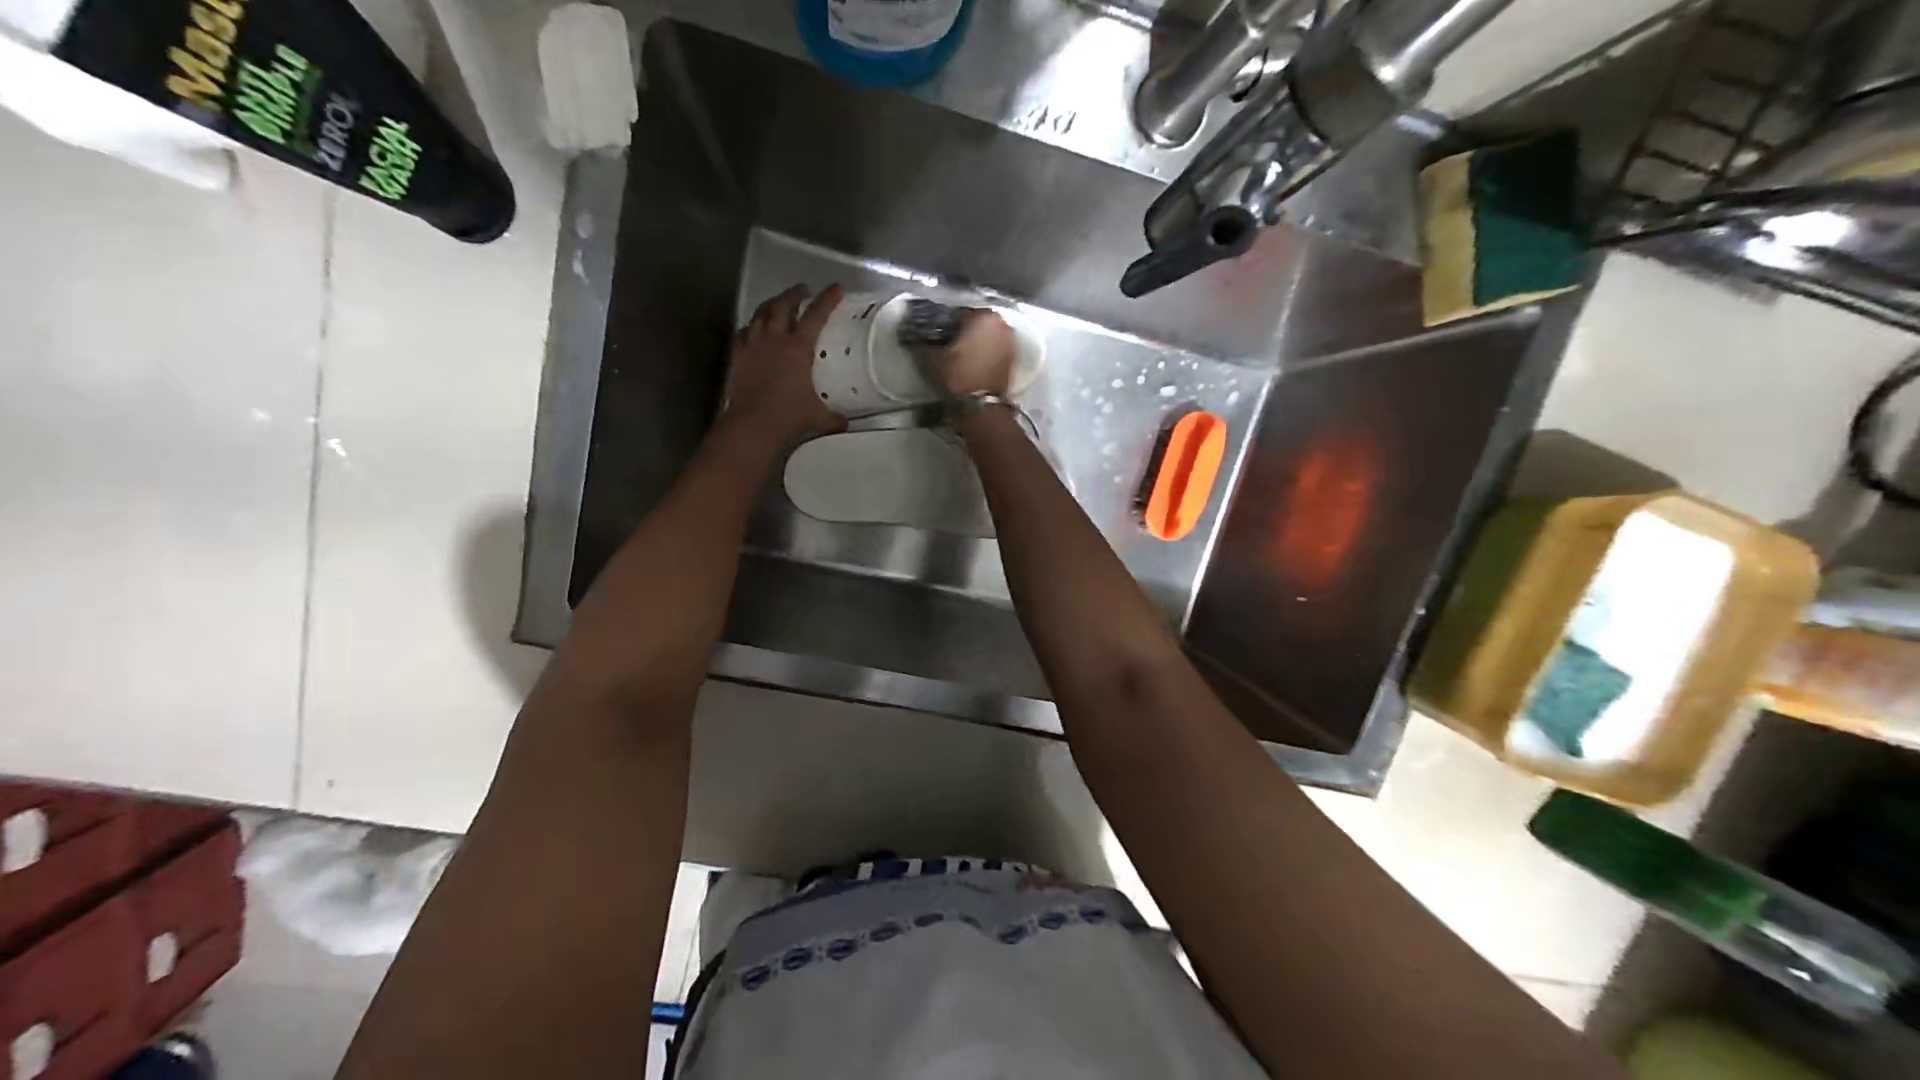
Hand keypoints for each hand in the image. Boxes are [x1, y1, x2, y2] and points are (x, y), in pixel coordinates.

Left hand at [725, 284, 843, 442]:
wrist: (752, 425)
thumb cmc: (789, 417)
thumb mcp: (819, 418)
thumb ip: (834, 417)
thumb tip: (845, 422)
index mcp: (798, 348)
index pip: (816, 316)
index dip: (827, 300)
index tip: (836, 288)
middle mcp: (775, 339)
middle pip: (783, 305)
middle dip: (794, 294)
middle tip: (803, 290)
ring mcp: (753, 345)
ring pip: (761, 313)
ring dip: (771, 304)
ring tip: (778, 303)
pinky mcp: (738, 356)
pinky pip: (744, 332)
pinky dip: (752, 325)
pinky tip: (755, 328)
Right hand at [930, 309, 1016, 397]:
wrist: (982, 404)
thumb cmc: (959, 375)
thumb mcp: (936, 357)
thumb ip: (927, 342)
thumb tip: (919, 336)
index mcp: (983, 316)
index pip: (959, 314)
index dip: (947, 325)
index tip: (940, 336)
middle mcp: (1001, 323)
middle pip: (976, 323)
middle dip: (965, 332)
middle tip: (952, 345)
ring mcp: (1010, 339)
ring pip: (988, 334)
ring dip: (976, 340)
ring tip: (963, 354)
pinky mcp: (1014, 355)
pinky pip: (996, 346)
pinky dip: (986, 350)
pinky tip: (975, 361)